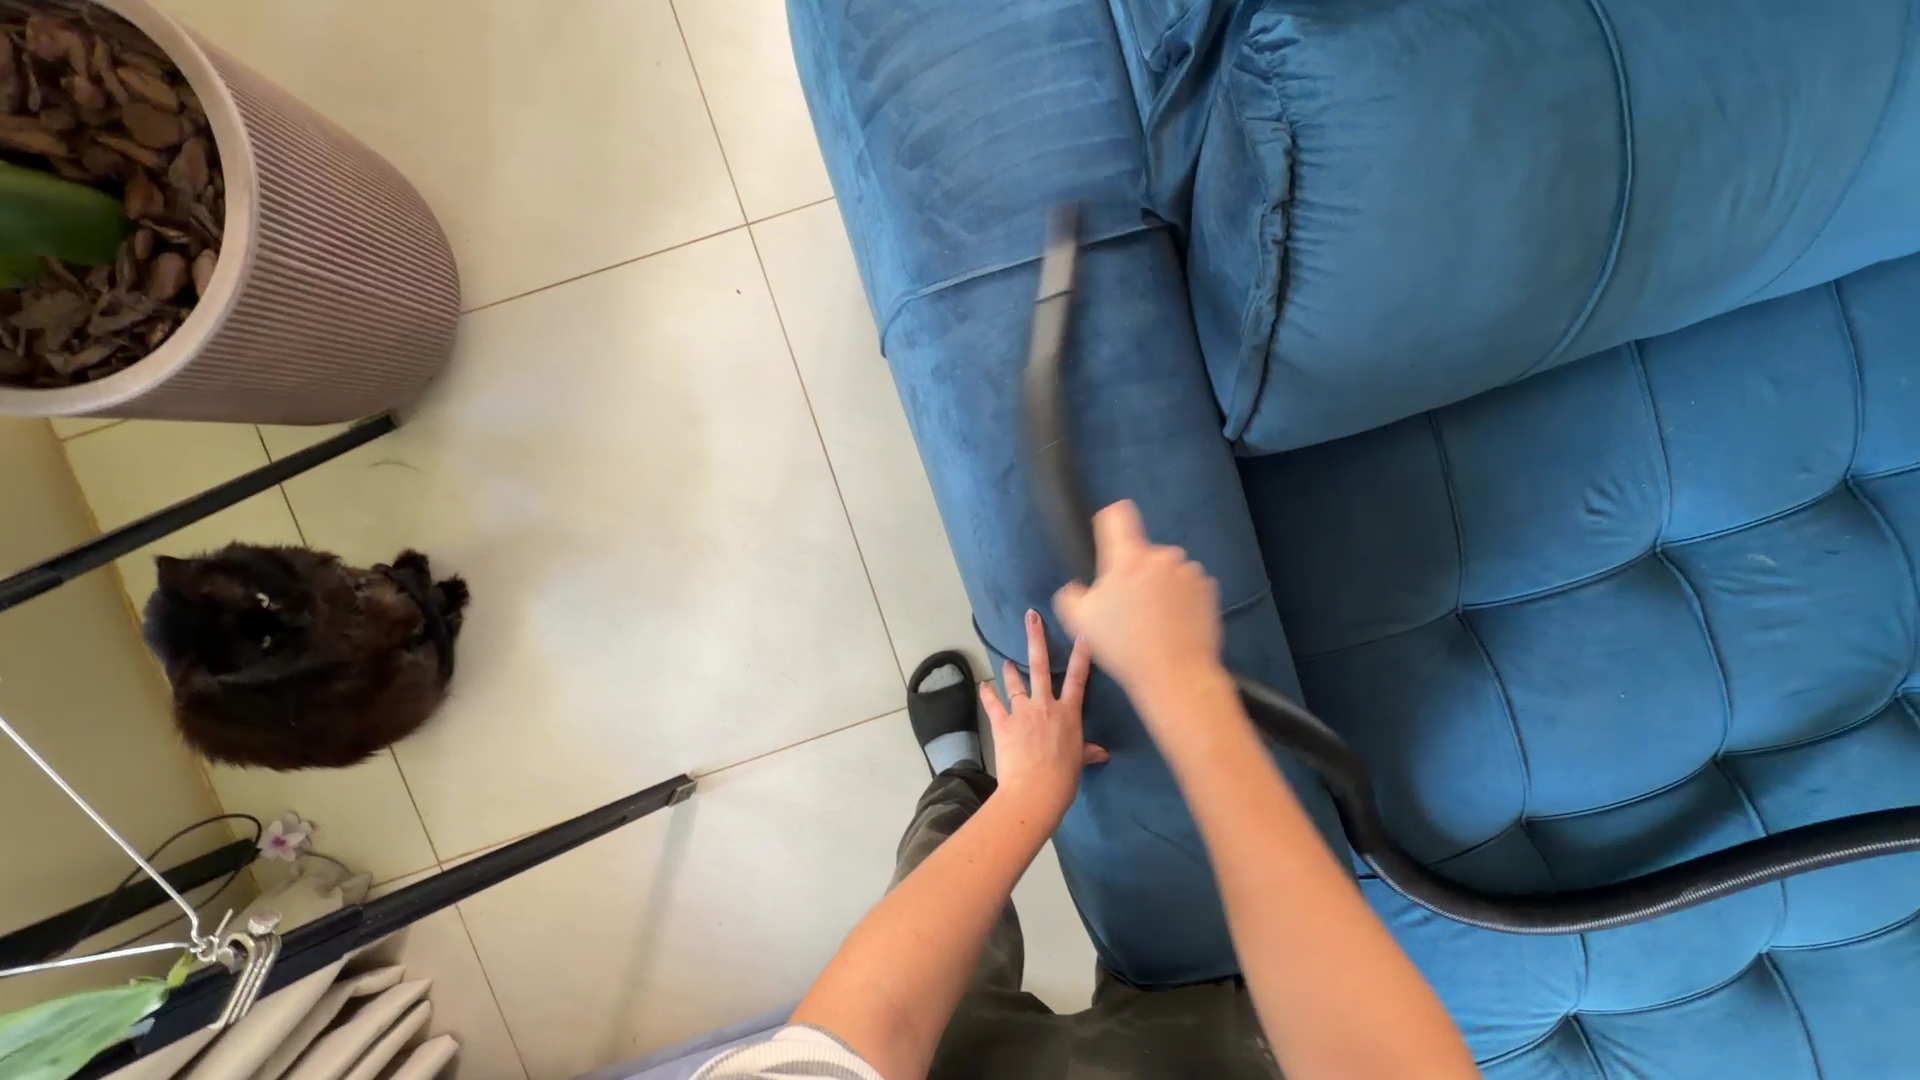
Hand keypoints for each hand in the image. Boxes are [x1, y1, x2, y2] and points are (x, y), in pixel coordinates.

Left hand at [980, 609, 1108, 819]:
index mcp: (1068, 714)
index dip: (1082, 655)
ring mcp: (1022, 712)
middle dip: (1036, 639)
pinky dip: (987, 694)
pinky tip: (983, 685)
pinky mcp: (1002, 723)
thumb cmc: (1063, 779)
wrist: (1035, 790)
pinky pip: (993, 704)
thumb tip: (1102, 753)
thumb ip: (1088, 752)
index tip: (1083, 633)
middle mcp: (1045, 706)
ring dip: (1010, 671)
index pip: (1078, 678)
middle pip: (1041, 666)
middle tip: (1031, 616)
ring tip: (1006, 661)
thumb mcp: (1079, 763)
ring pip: (1015, 683)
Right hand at [1053, 500, 1226, 704]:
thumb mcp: (1078, 621)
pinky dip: (1181, 597)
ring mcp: (1189, 571)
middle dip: (1135, 569)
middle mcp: (1161, 556)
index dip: (1110, 519)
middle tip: (1129, 603)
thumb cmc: (1124, 646)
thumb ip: (1071, 594)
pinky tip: (1175, 622)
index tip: (1107, 534)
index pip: (1118, 515)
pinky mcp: (1209, 589)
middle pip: (1142, 551)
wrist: (1176, 675)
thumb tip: (1078, 587)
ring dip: (1160, 584)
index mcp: (1128, 558)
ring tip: (1155, 618)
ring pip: (1167, 568)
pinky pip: (1188, 584)